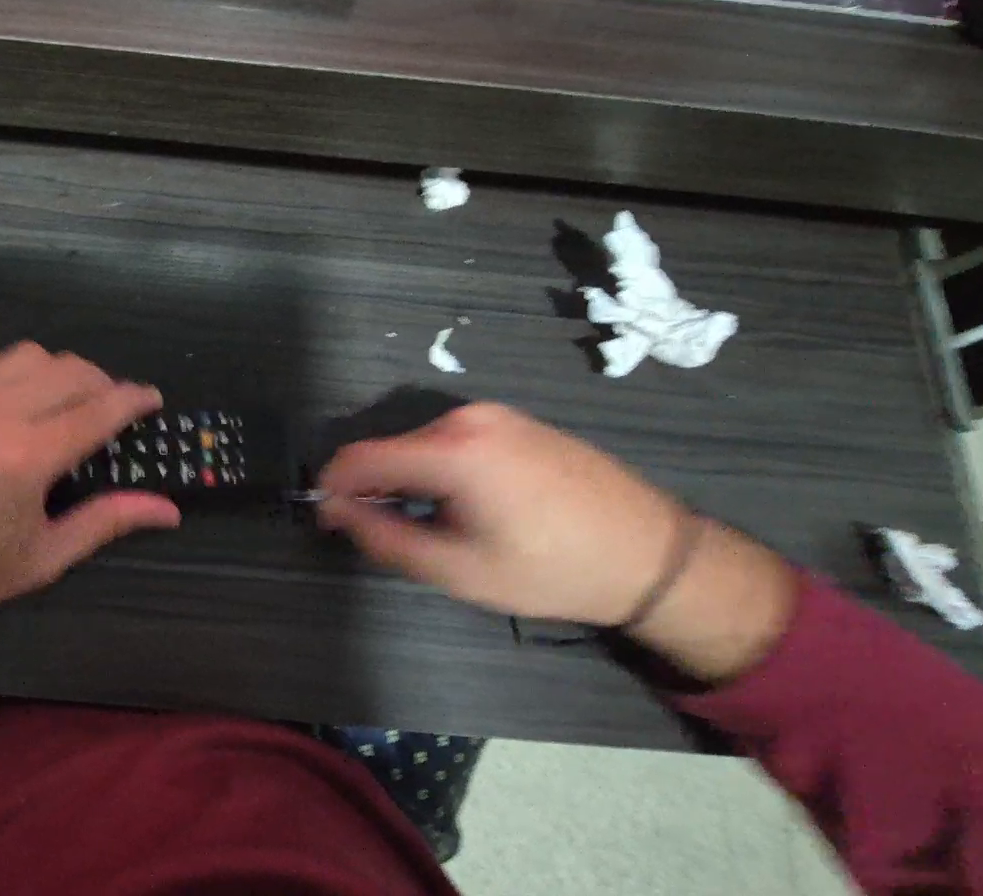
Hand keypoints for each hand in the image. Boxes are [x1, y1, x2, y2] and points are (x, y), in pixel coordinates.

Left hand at [0, 343, 178, 626]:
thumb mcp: (43, 558)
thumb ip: (106, 522)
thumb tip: (168, 509)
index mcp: (27, 457)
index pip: (99, 408)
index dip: (135, 399)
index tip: (153, 400)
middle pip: (69, 371)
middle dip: (103, 383)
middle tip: (111, 409)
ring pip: (27, 355)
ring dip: (58, 371)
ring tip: (64, 399)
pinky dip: (12, 369)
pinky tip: (13, 396)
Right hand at [315, 403, 795, 679]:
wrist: (654, 554)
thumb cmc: (550, 569)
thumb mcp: (458, 569)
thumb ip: (384, 538)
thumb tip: (337, 513)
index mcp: (450, 449)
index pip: (360, 457)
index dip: (333, 487)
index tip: (328, 520)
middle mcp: (467, 417)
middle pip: (389, 447)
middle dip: (372, 486)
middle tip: (382, 533)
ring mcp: (495, 414)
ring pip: (419, 443)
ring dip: (406, 478)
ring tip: (427, 524)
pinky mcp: (515, 421)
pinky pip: (451, 439)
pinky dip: (436, 467)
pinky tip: (462, 504)